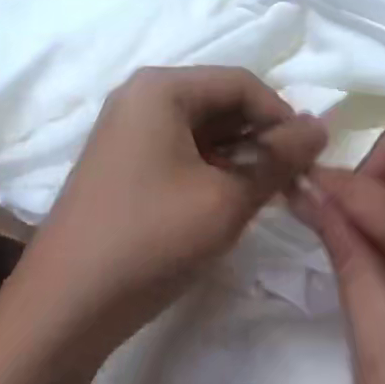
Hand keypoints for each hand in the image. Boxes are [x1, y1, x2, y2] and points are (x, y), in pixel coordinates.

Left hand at [0, 66, 325, 383]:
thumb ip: (276, 159)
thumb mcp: (225, 199)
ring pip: (199, 126)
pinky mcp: (121, 158)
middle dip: (259, 134)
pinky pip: (177, 146)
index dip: (281, 114)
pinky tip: (230, 196)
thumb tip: (318, 127)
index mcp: (161, 87)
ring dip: (238, 152)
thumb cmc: (151, 237)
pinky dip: (210, 165)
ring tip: (269, 190)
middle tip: (295, 176)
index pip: (239, 82)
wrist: (66, 301)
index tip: (313, 153)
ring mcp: (126, 126)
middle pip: (217, 100)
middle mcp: (140, 94)